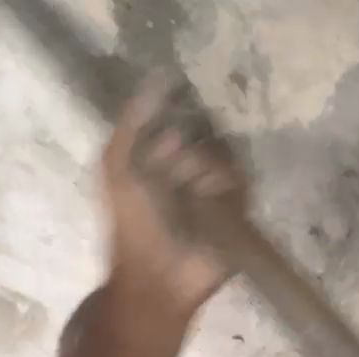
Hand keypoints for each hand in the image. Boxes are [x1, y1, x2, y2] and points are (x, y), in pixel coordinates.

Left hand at [102, 75, 248, 319]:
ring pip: (224, 155)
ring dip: (205, 164)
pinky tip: (209, 195)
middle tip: (173, 164)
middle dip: (187, 144)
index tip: (162, 135)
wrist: (156, 277)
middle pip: (202, 134)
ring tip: (191, 185)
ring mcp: (214, 196)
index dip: (169, 118)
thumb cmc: (132, 225)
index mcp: (158, 162)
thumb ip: (131, 121)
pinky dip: (226, 184)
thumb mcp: (116, 166)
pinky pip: (242, 183)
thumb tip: (160, 75)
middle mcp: (188, 175)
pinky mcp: (236, 217)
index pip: (175, 120)